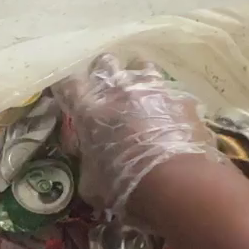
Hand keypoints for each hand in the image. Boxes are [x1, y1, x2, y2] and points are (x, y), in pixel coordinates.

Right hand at [54, 54, 227, 218]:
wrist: (174, 184)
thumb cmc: (123, 185)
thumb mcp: (91, 182)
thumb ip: (88, 163)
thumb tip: (91, 163)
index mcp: (88, 110)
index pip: (68, 84)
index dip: (68, 90)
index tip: (70, 98)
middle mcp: (118, 90)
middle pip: (105, 62)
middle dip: (104, 74)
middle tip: (107, 93)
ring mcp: (152, 88)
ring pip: (141, 65)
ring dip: (138, 77)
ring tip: (141, 95)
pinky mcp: (181, 97)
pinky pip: (171, 90)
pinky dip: (167, 100)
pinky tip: (170, 115)